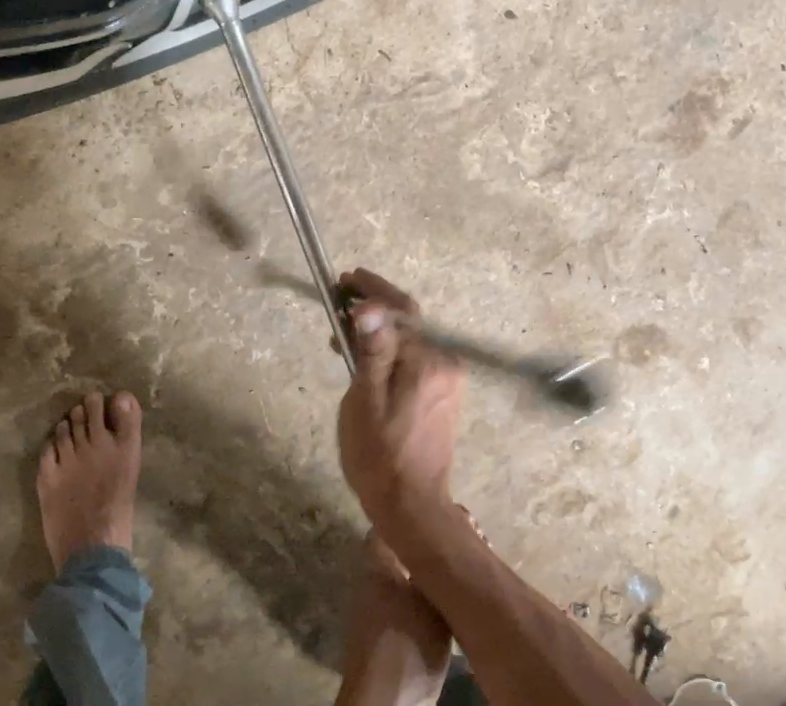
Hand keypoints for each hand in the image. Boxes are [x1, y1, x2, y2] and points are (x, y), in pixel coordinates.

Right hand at [336, 268, 464, 529]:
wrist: (411, 505)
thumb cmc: (378, 455)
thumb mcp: (365, 401)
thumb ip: (371, 350)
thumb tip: (370, 306)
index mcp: (427, 362)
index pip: (399, 310)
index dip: (370, 290)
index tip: (343, 279)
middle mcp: (445, 364)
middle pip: (407, 321)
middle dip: (374, 304)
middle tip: (338, 296)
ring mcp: (447, 380)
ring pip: (409, 339)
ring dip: (378, 327)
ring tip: (342, 328)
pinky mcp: (443, 394)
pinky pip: (414, 358)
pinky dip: (389, 348)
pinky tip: (364, 355)